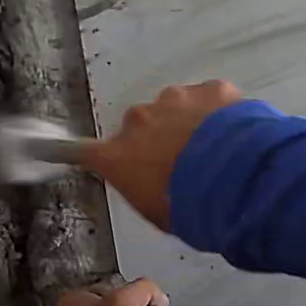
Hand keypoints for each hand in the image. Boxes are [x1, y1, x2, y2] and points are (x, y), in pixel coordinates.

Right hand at [81, 81, 243, 229]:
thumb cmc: (194, 208)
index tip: (65, 148)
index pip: (84, 152)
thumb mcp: (158, 215)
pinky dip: (220, 113)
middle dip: (158, 140)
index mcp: (118, 157)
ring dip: (189, 124)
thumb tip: (152, 189)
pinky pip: (211, 100)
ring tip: (216, 152)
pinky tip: (236, 136)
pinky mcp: (210, 90)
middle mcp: (140, 122)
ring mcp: (175, 100)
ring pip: (177, 109)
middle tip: (183, 164)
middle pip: (141, 128)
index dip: (80, 150)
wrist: (239, 181)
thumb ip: (145, 192)